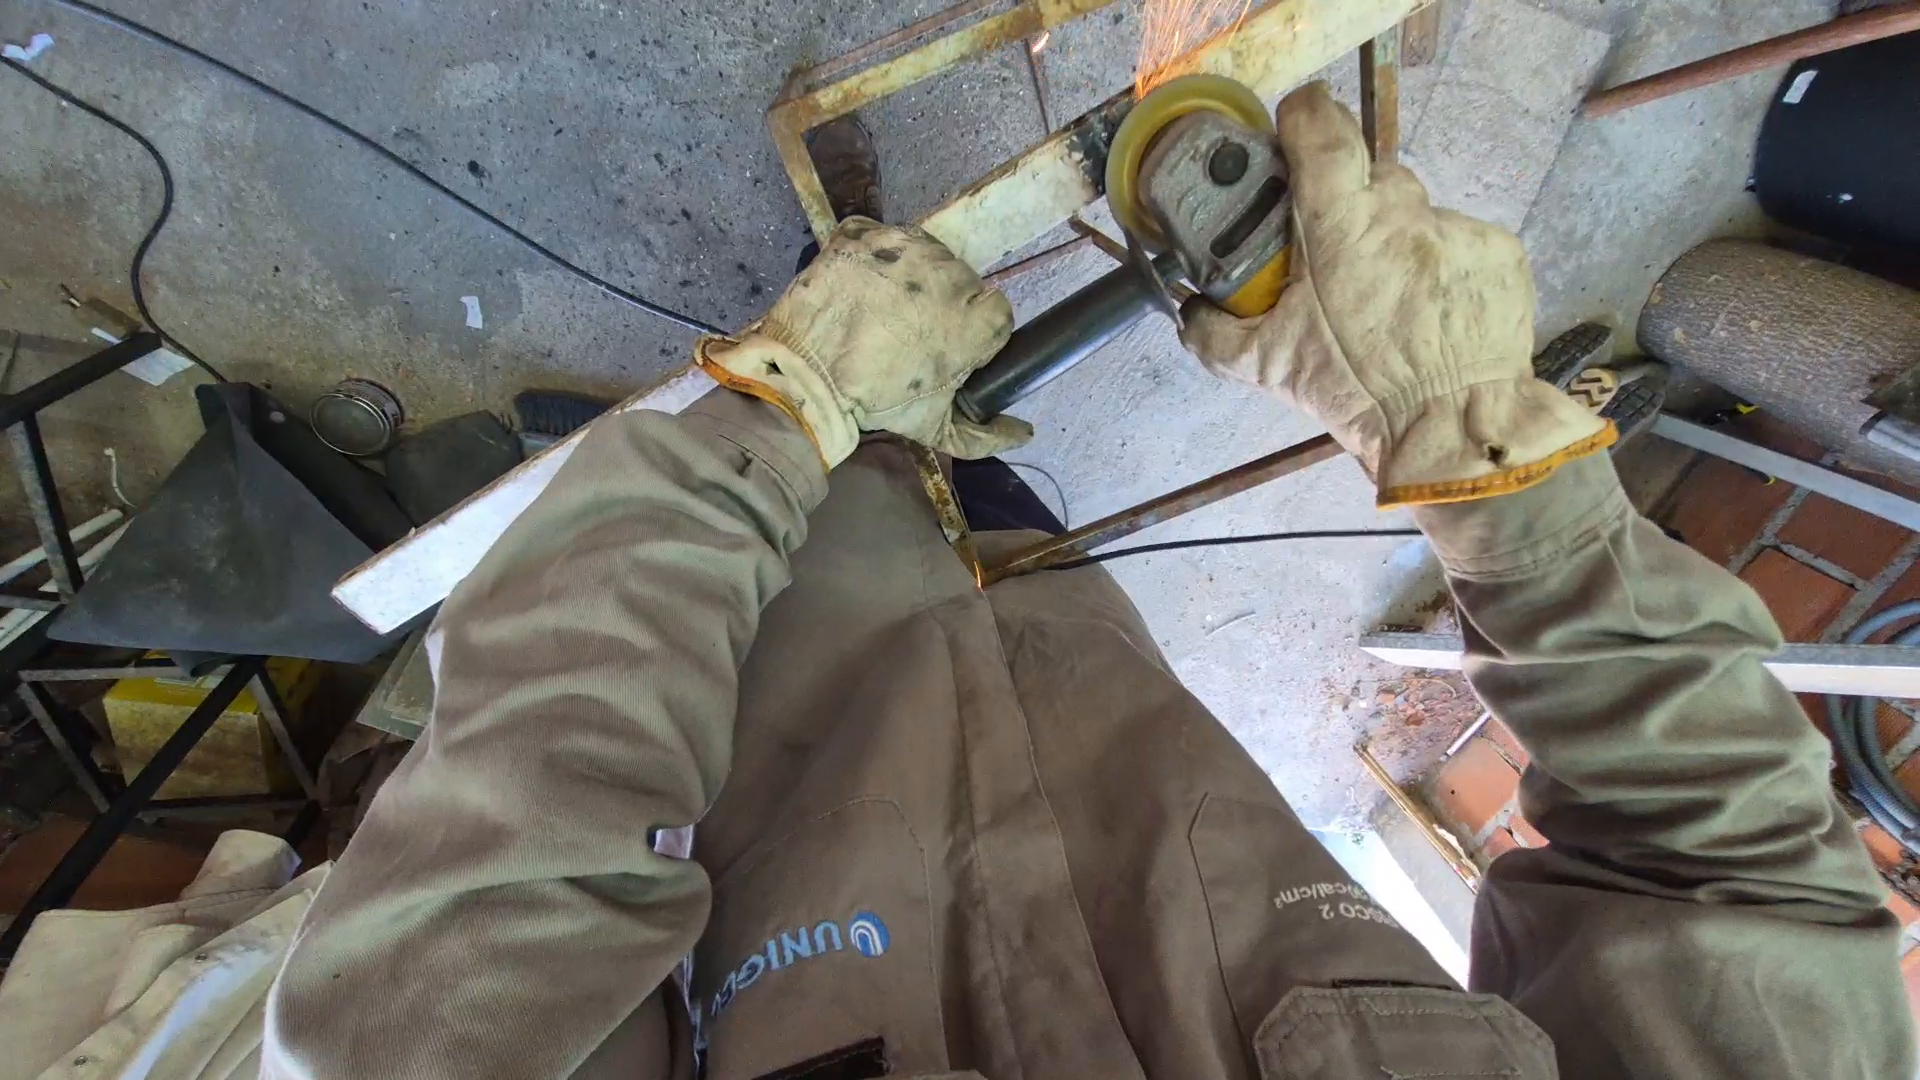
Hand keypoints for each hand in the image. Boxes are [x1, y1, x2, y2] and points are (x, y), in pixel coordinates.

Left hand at [696, 218, 1031, 466]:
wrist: (805, 378)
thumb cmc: (876, 403)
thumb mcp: (935, 428)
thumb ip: (987, 435)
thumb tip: (1025, 434)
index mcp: (977, 318)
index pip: (994, 314)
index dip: (972, 334)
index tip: (947, 351)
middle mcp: (950, 273)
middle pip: (962, 283)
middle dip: (943, 306)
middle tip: (909, 335)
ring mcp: (905, 247)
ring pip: (926, 256)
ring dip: (912, 278)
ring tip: (884, 310)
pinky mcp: (864, 232)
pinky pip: (881, 238)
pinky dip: (874, 257)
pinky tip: (861, 288)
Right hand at [1179, 82, 1611, 507]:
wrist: (1449, 424)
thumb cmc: (1355, 391)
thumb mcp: (1271, 368)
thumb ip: (1214, 336)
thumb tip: (1188, 314)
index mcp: (1343, 231)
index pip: (1322, 132)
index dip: (1301, 119)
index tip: (1290, 128)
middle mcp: (1405, 216)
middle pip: (1368, 176)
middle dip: (1343, 204)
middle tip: (1327, 253)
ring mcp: (1458, 230)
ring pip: (1412, 215)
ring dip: (1388, 242)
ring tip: (1380, 299)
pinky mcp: (1498, 251)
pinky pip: (1453, 241)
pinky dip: (1432, 266)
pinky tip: (1422, 311)